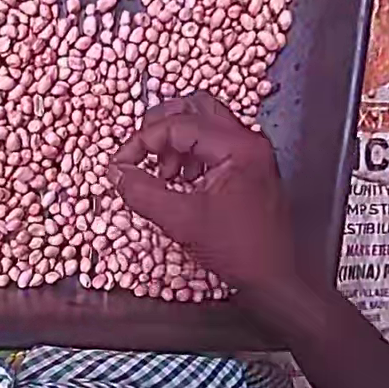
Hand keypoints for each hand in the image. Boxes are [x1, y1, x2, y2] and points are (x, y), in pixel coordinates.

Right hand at [109, 91, 299, 298]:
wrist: (273, 279)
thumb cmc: (236, 250)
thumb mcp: (180, 220)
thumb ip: (142, 191)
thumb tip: (116, 172)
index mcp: (238, 147)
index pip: (178, 125)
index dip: (142, 142)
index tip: (121, 165)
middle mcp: (248, 142)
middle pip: (195, 108)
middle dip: (159, 127)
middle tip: (139, 153)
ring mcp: (250, 154)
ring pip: (203, 124)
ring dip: (174, 142)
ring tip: (161, 174)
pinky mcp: (247, 168)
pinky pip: (211, 145)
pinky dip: (188, 155)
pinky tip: (178, 182)